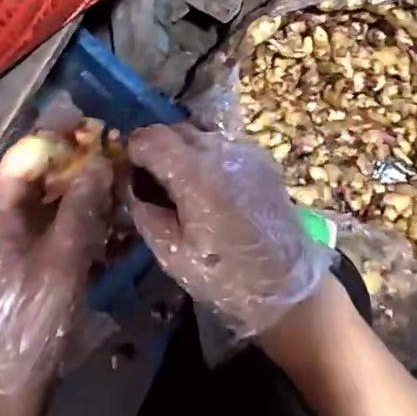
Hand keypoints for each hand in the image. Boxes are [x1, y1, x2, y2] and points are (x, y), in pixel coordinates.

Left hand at [0, 152, 109, 392]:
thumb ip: (80, 207)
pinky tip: (110, 207)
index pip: (19, 163)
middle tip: (109, 148)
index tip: (85, 130)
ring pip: (54, 199)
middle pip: (39, 178)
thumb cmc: (36, 314)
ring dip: (82, 185)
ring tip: (115, 173)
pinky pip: (63, 221)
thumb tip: (99, 161)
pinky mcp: (43, 256)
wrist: (25, 375)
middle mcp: (10, 223)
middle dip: (72, 161)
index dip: (50, 143)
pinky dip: (85, 210)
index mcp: (2, 219)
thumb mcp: (62, 258)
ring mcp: (27, 240)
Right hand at [124, 124, 330, 337]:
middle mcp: (221, 152)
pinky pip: (224, 143)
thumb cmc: (226, 276)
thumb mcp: (173, 255)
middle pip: (176, 129)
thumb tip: (131, 188)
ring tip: (181, 183)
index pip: (152, 137)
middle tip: (152, 178)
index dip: (135, 149)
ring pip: (201, 133)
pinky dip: (208, 155)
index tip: (129, 168)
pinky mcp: (262, 159)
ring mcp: (246, 151)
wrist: (286, 286)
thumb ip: (146, 214)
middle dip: (157, 147)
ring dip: (184, 149)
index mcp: (196, 175)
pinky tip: (210, 185)